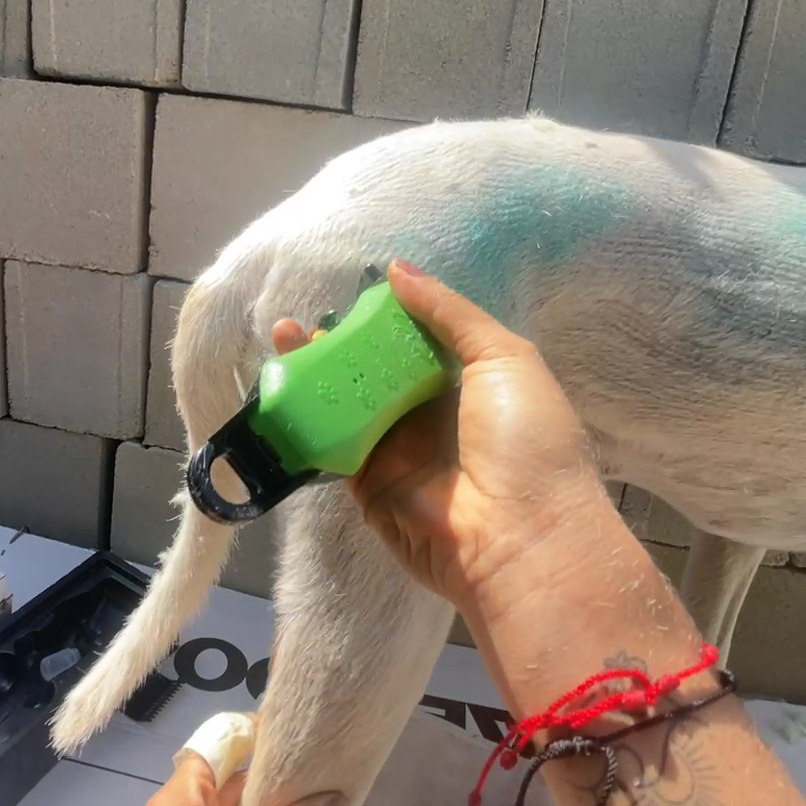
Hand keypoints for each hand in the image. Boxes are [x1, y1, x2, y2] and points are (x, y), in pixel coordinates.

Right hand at [269, 260, 621, 612]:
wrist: (520, 536)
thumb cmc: (523, 437)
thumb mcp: (503, 357)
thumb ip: (449, 311)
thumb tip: (398, 269)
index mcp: (467, 383)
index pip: (417, 341)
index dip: (387, 317)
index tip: (355, 295)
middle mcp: (428, 414)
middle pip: (375, 369)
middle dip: (342, 342)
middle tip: (309, 318)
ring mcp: (396, 450)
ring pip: (347, 401)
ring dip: (315, 370)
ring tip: (284, 335)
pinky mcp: (367, 483)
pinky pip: (333, 442)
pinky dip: (307, 415)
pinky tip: (281, 385)